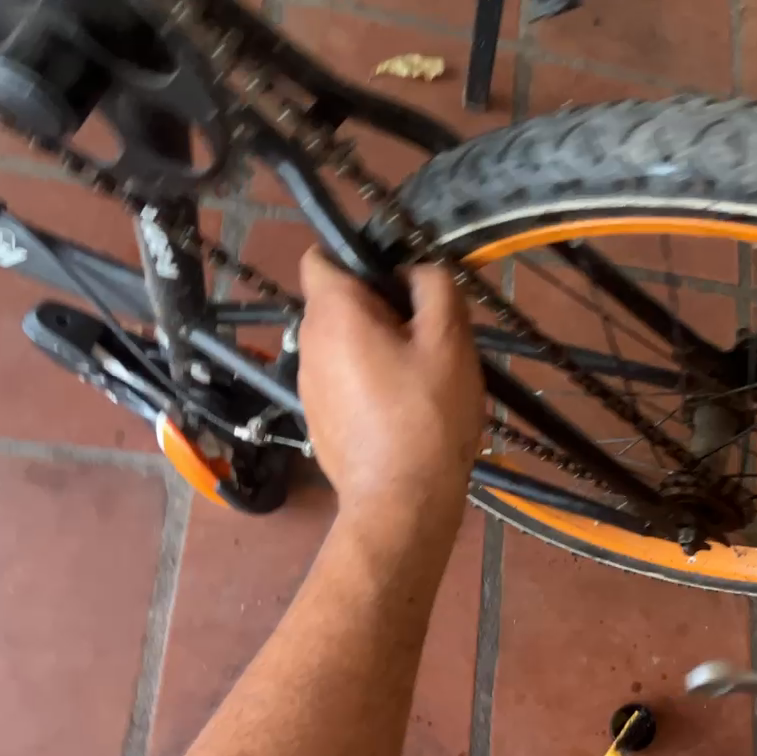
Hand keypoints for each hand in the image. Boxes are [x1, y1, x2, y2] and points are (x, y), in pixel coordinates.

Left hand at [297, 249, 484, 521]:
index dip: (361, 261)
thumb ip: (435, 286)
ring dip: (375, 350)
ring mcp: (307, 384)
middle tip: (425, 342)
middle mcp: (307, 342)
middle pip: (338, 304)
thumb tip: (414, 273)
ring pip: (342, 345)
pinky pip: (342, 382)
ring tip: (417, 383)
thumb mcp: (450, 340)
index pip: (321, 255)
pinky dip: (367, 385)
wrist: (401, 500)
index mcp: (333, 312)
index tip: (401, 290)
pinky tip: (401, 414)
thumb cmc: (428, 416)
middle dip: (378, 311)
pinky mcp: (316, 418)